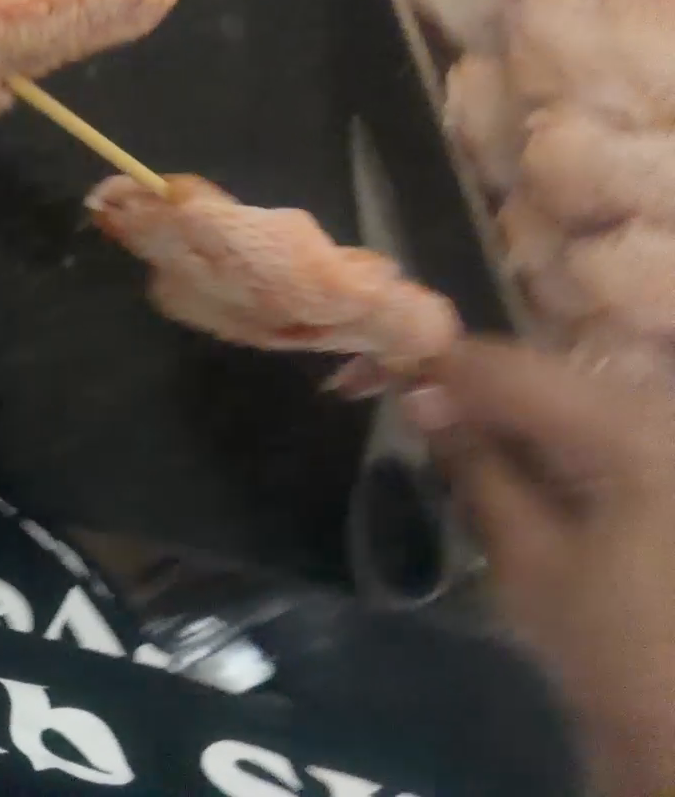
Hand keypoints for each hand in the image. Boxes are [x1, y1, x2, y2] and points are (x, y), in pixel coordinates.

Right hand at [405, 340, 674, 794]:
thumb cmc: (612, 645)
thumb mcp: (522, 552)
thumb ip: (472, 463)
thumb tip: (415, 396)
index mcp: (631, 441)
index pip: (500, 367)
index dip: (424, 363)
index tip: (363, 374)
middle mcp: (665, 423)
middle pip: (544, 366)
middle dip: (464, 373)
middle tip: (401, 392)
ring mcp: (671, 441)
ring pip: (579, 383)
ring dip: (505, 393)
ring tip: (446, 415)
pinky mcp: (666, 465)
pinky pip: (610, 415)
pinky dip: (550, 419)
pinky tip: (513, 444)